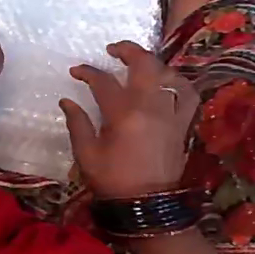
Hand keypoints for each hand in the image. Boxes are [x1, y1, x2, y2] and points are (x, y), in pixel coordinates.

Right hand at [61, 41, 196, 198]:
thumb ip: (77, 123)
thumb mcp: (86, 154)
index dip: (88, 72)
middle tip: (113, 50)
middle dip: (128, 50)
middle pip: (144, 64)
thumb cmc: (112, 180)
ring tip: (138, 62)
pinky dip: (178, 81)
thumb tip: (67, 100)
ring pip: (168, 74)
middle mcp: (151, 107)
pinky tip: (167, 81)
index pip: (103, 81)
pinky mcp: (183, 123)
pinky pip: (187, 93)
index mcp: (123, 114)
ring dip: (152, 63)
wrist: (147, 204)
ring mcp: (171, 113)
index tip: (76, 71)